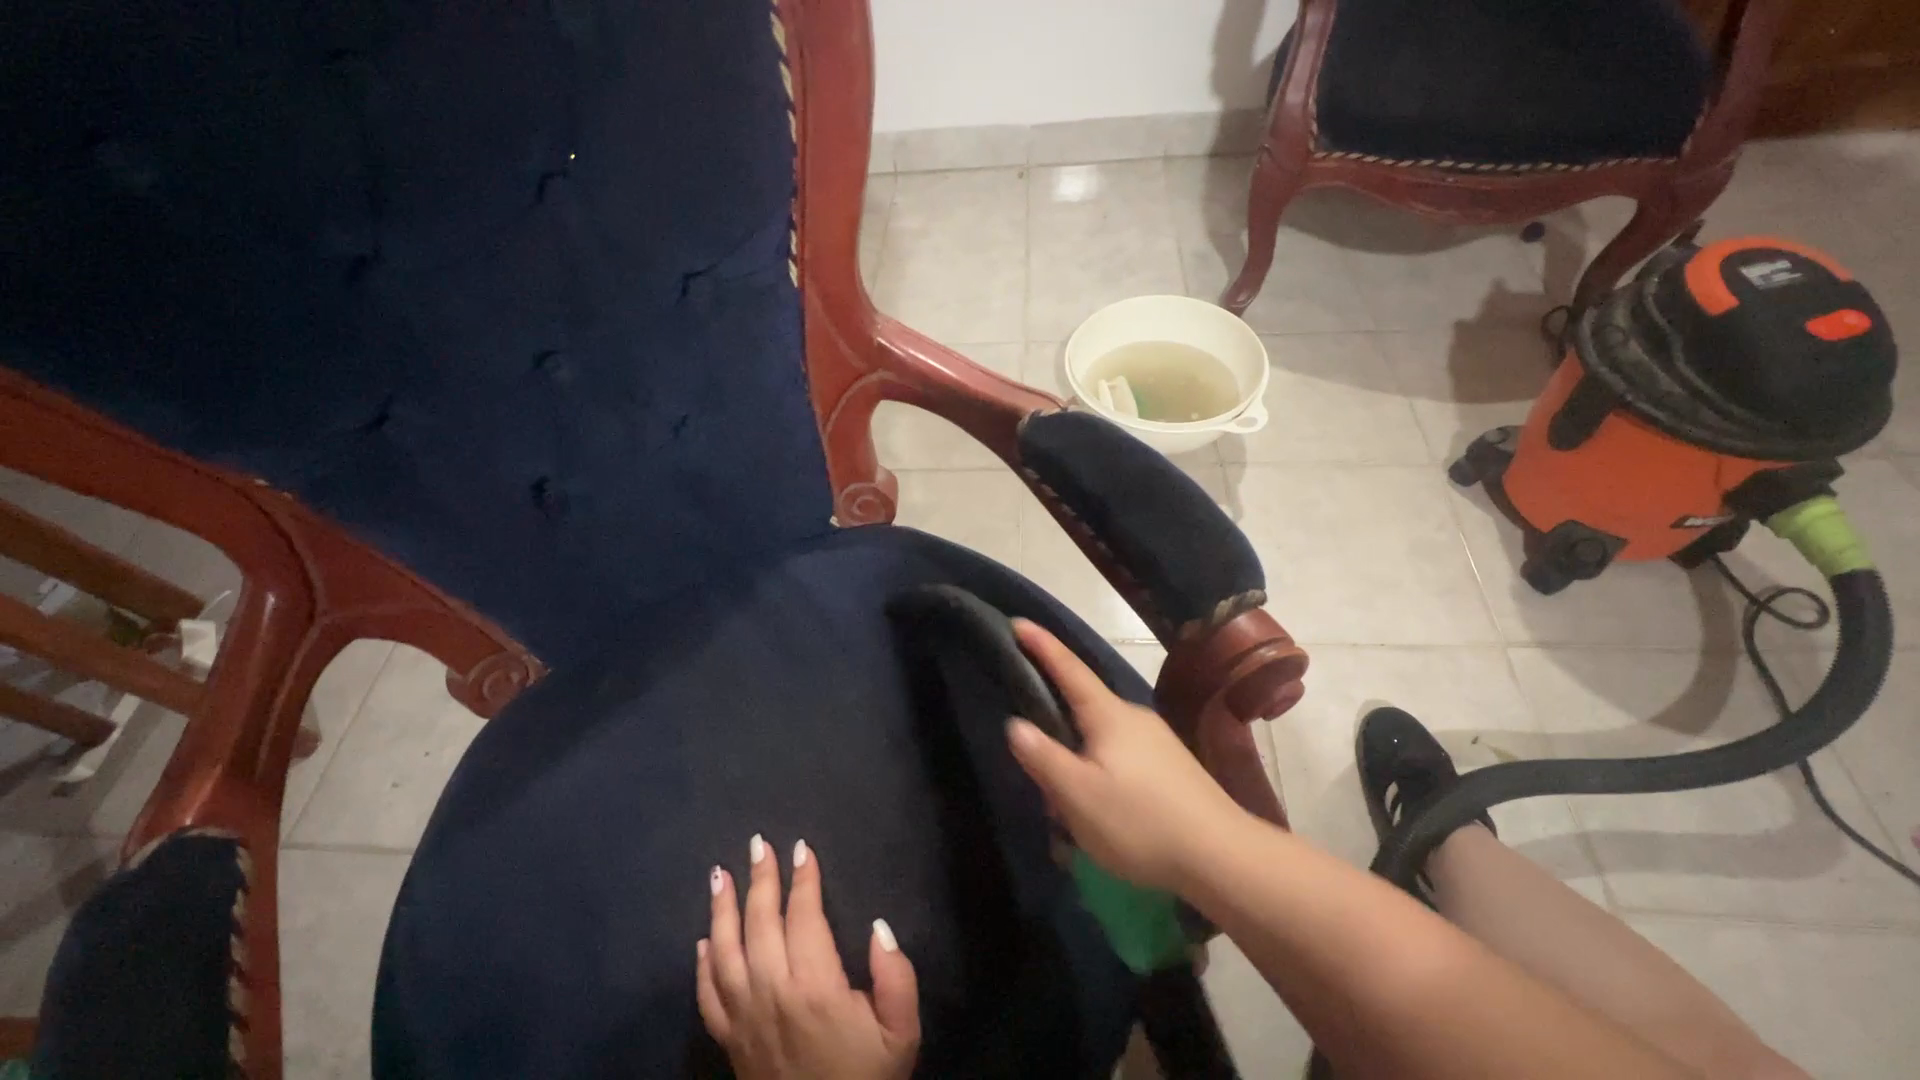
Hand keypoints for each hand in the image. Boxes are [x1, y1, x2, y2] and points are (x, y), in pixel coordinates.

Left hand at [697, 836, 919, 1079]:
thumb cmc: (868, 1079)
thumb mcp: (902, 1032)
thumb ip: (897, 977)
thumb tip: (878, 927)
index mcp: (815, 987)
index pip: (803, 917)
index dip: (803, 880)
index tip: (801, 848)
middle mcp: (772, 994)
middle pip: (760, 924)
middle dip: (760, 879)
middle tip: (758, 844)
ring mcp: (745, 1018)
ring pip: (725, 952)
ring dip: (722, 910)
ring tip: (720, 875)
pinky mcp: (730, 1041)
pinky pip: (708, 995)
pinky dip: (702, 964)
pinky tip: (703, 939)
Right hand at [1005, 620, 1248, 891]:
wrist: (1221, 857)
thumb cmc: (1140, 822)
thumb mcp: (1078, 794)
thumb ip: (1043, 757)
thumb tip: (1015, 723)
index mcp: (1109, 715)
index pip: (1069, 669)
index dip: (1042, 646)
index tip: (1018, 622)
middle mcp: (1135, 718)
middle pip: (1082, 712)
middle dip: (1055, 736)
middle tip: (1039, 776)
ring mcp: (1157, 743)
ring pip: (1101, 744)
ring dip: (1079, 769)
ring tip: (1070, 815)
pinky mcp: (1171, 769)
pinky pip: (1121, 762)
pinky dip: (1102, 781)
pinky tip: (1104, 817)